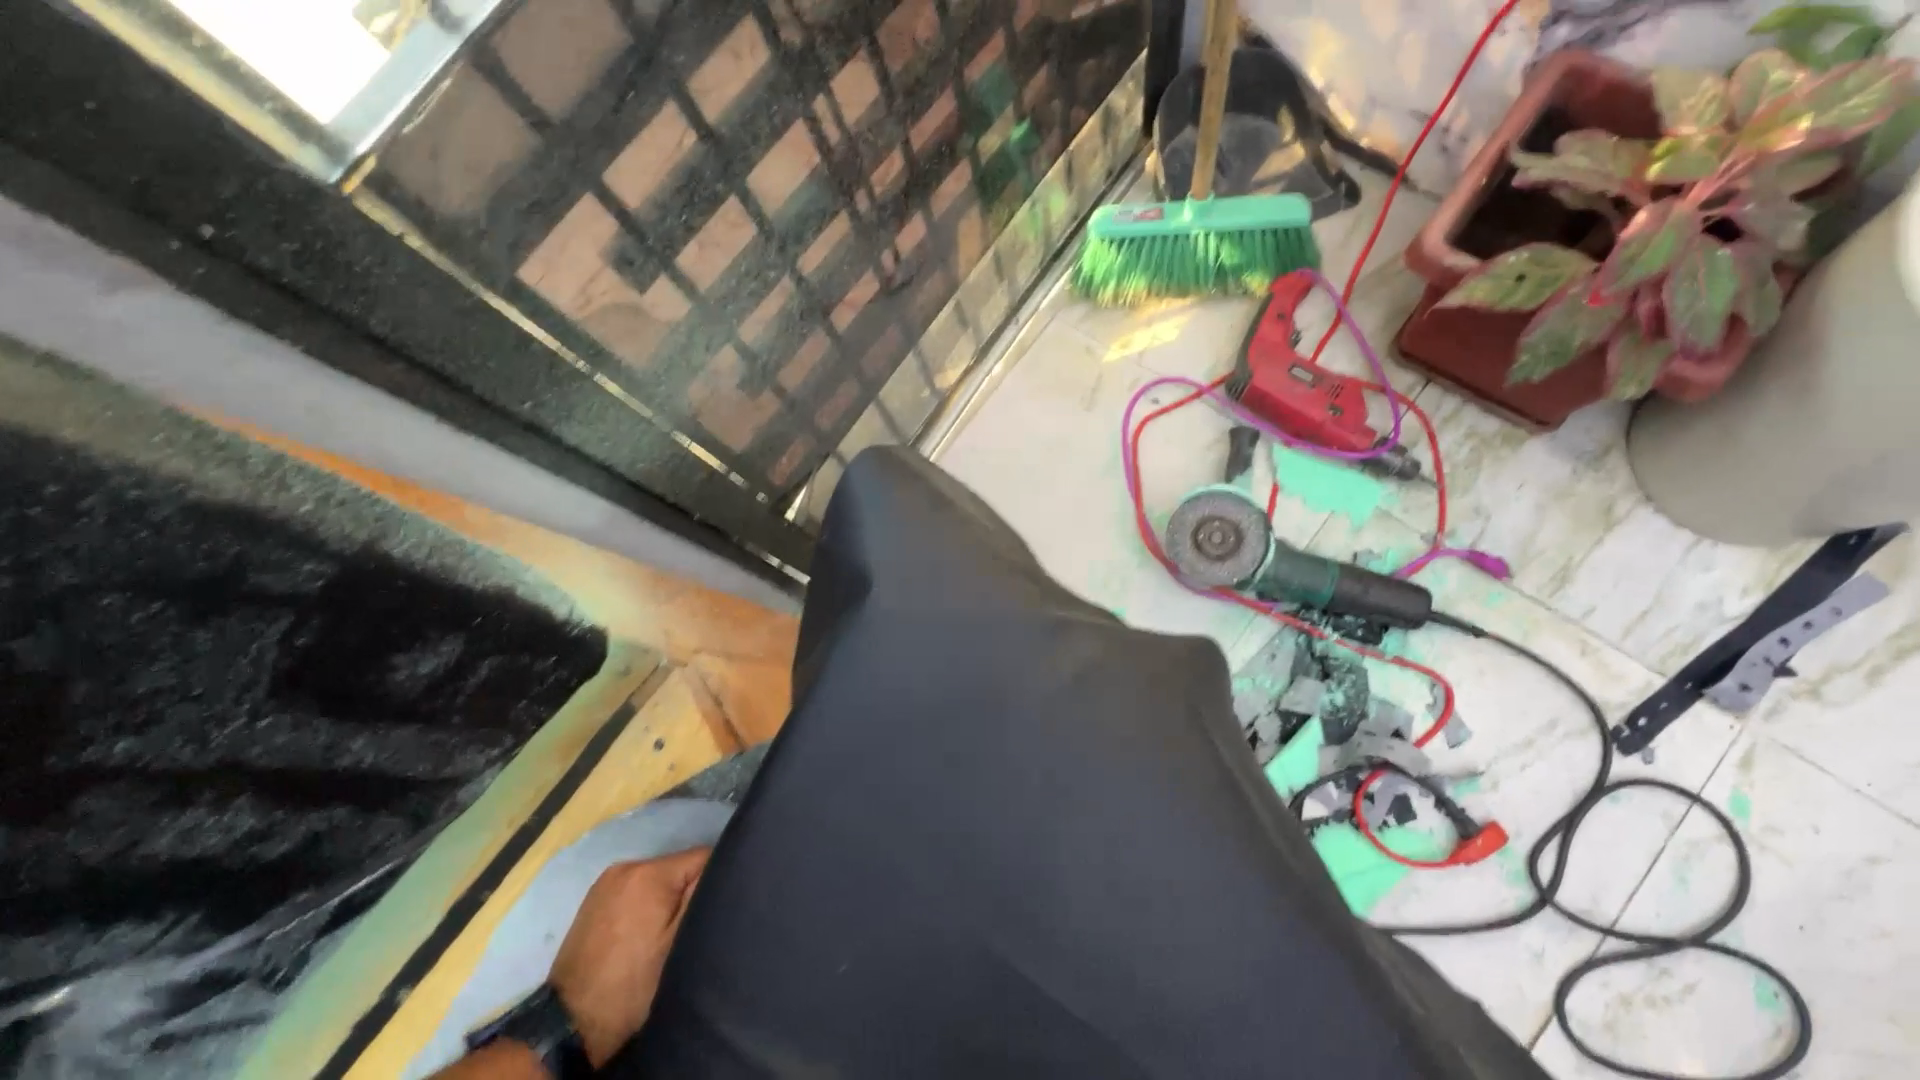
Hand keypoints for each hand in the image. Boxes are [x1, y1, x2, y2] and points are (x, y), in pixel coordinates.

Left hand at [548, 846, 710, 1065]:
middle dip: (691, 890)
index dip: (718, 880)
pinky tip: (646, 933)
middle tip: (695, 926)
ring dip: (668, 898)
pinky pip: (635, 890)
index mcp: (650, 873)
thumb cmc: (635, 983)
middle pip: (678, 867)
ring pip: (656, 879)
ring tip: (671, 932)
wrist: (572, 1022)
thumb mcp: (680, 943)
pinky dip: (646, 904)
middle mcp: (626, 866)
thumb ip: (702, 897)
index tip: (719, 910)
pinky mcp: (593, 900)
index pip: (704, 856)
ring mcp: (605, 882)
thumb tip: (720, 869)